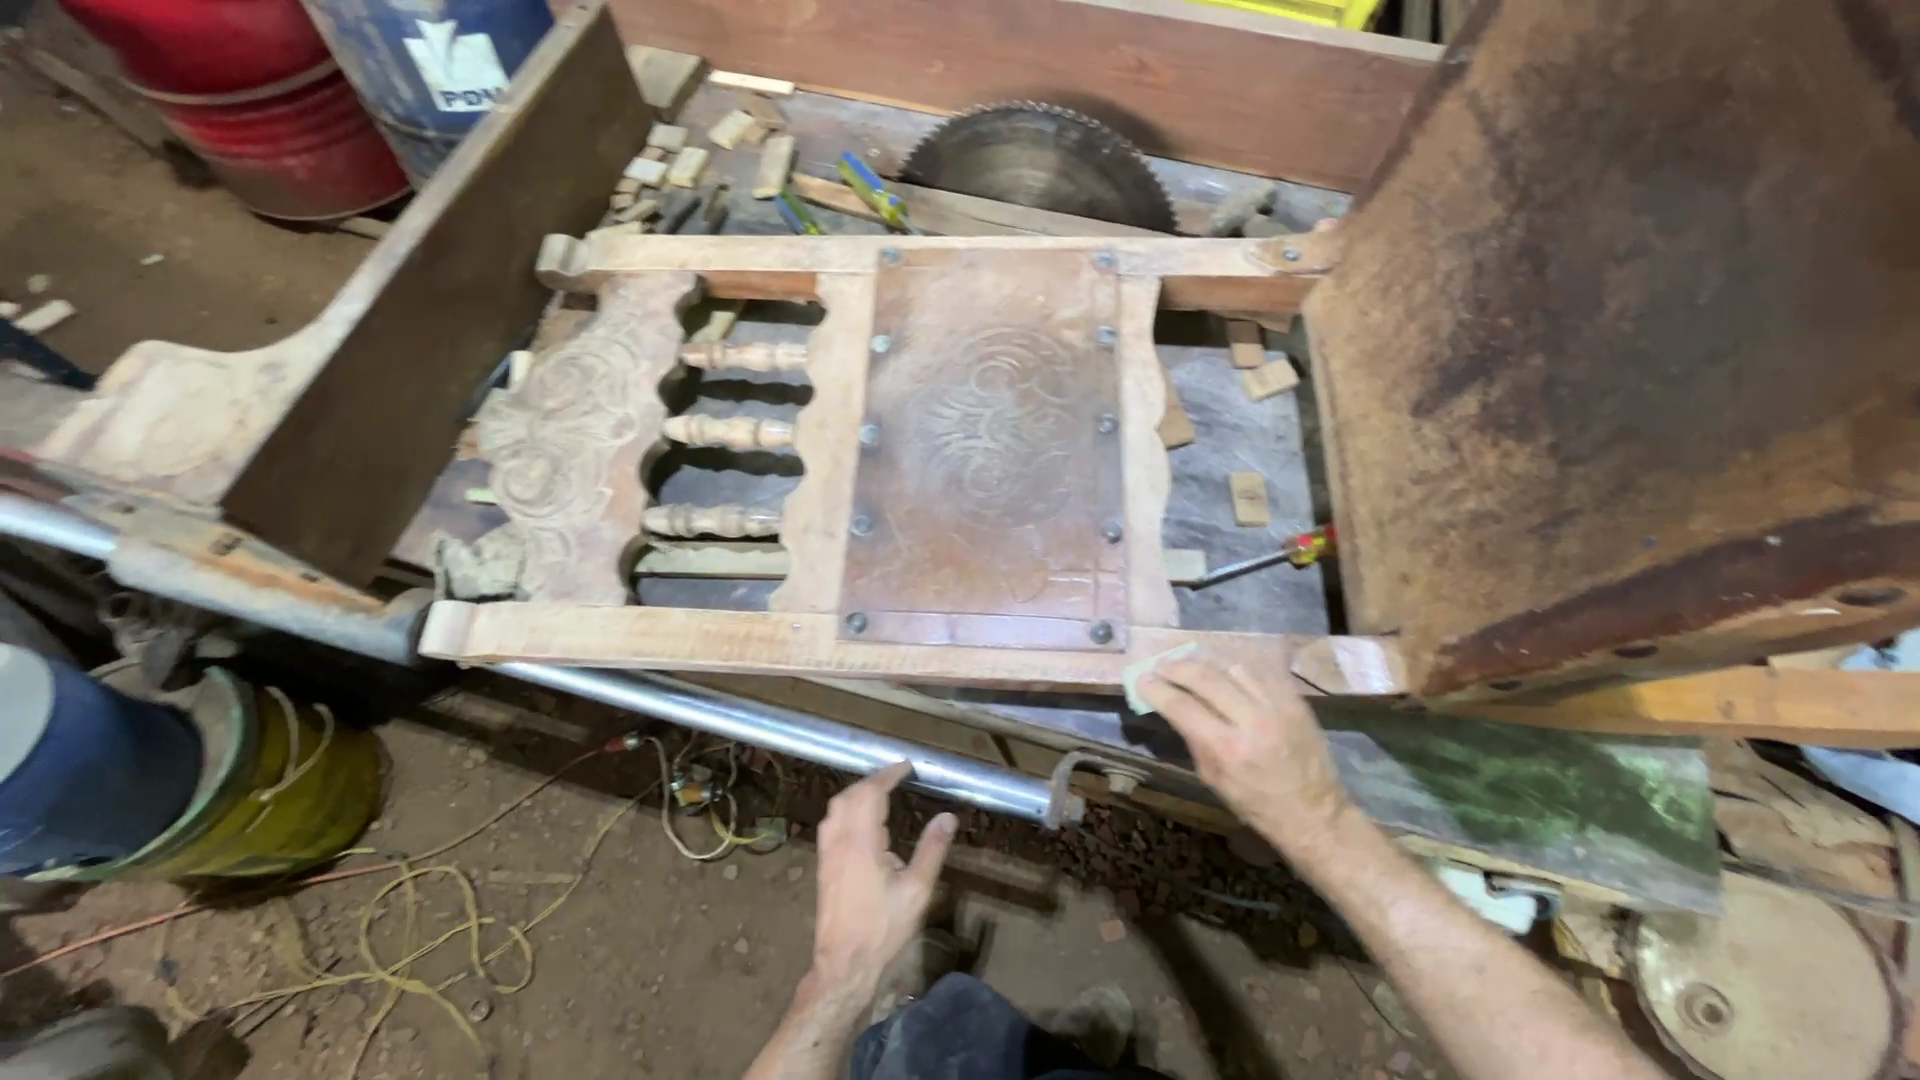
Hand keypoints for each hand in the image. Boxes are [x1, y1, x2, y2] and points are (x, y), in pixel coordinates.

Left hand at [809, 762, 956, 991]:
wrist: (845, 965)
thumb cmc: (883, 929)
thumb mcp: (917, 890)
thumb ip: (931, 849)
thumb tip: (948, 816)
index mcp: (860, 842)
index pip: (871, 793)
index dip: (888, 774)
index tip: (906, 765)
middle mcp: (838, 842)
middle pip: (850, 795)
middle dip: (872, 780)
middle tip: (896, 776)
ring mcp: (827, 854)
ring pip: (836, 808)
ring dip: (857, 793)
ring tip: (880, 792)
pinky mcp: (824, 867)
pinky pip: (831, 824)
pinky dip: (847, 809)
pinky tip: (862, 821)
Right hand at [1137, 653, 1351, 858]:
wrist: (1313, 811)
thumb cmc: (1255, 803)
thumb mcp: (1212, 778)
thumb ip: (1193, 738)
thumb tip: (1174, 707)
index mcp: (1225, 748)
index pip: (1181, 705)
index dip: (1157, 689)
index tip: (1143, 680)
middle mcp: (1251, 720)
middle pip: (1205, 677)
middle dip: (1177, 668)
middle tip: (1162, 666)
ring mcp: (1277, 707)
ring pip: (1233, 667)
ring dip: (1208, 664)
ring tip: (1194, 667)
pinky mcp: (1296, 701)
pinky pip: (1261, 672)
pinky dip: (1238, 669)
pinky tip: (1227, 671)